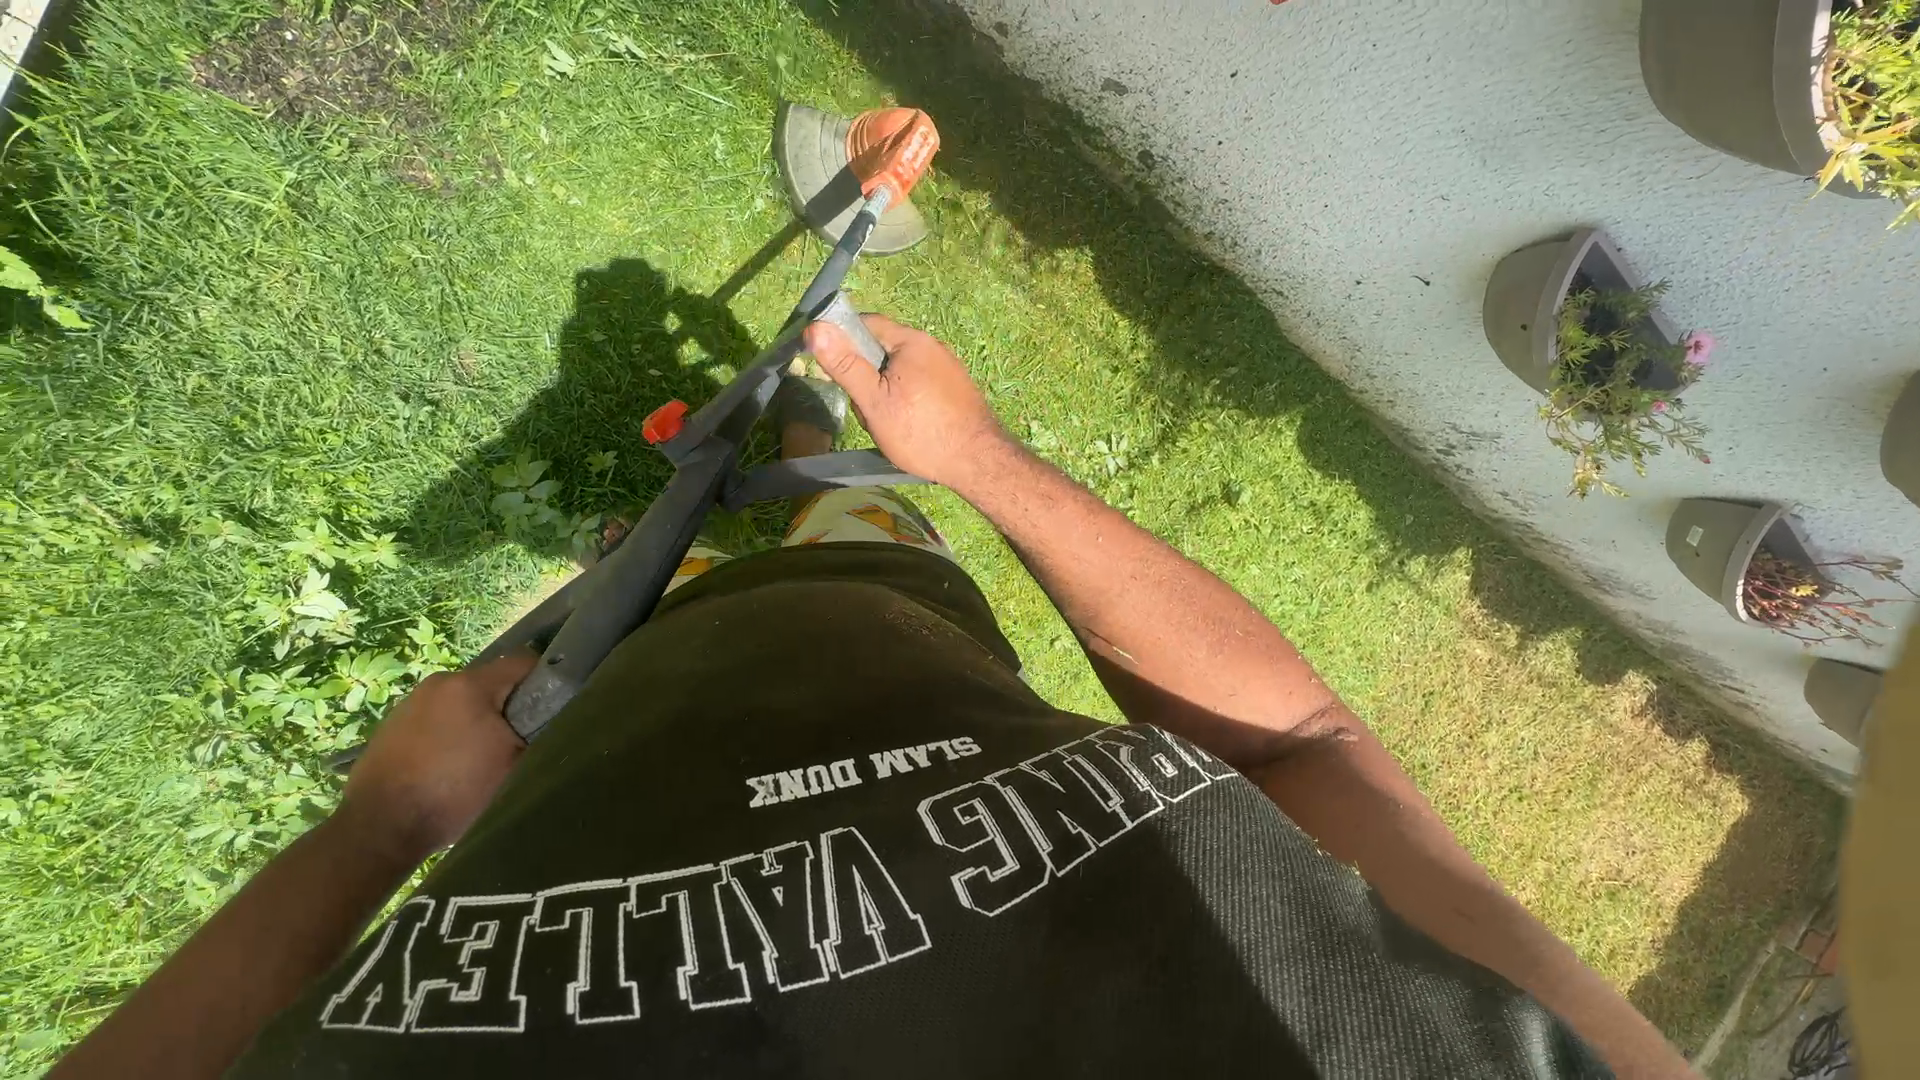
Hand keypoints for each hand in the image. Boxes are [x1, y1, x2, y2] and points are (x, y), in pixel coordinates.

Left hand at [335, 650, 537, 865]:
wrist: (379, 830)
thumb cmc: (454, 795)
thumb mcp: (514, 767)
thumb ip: (538, 735)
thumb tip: (553, 723)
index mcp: (471, 685)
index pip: (524, 662)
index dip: (546, 682)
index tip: (551, 711)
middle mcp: (439, 682)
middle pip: (492, 682)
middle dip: (509, 706)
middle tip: (515, 742)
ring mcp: (411, 702)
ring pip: (463, 700)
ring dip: (477, 720)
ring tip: (479, 758)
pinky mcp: (391, 724)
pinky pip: (437, 716)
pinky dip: (450, 732)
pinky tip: (447, 765)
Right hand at [803, 314, 1016, 489]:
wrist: (978, 461)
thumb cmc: (921, 432)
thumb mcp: (874, 401)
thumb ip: (845, 365)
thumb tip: (814, 328)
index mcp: (911, 341)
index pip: (866, 323)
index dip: (843, 341)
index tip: (832, 369)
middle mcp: (932, 347)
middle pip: (882, 351)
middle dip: (867, 378)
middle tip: (867, 410)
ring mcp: (947, 368)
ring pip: (900, 373)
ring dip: (886, 395)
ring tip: (889, 426)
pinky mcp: (955, 389)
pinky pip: (919, 386)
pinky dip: (907, 402)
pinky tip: (910, 428)